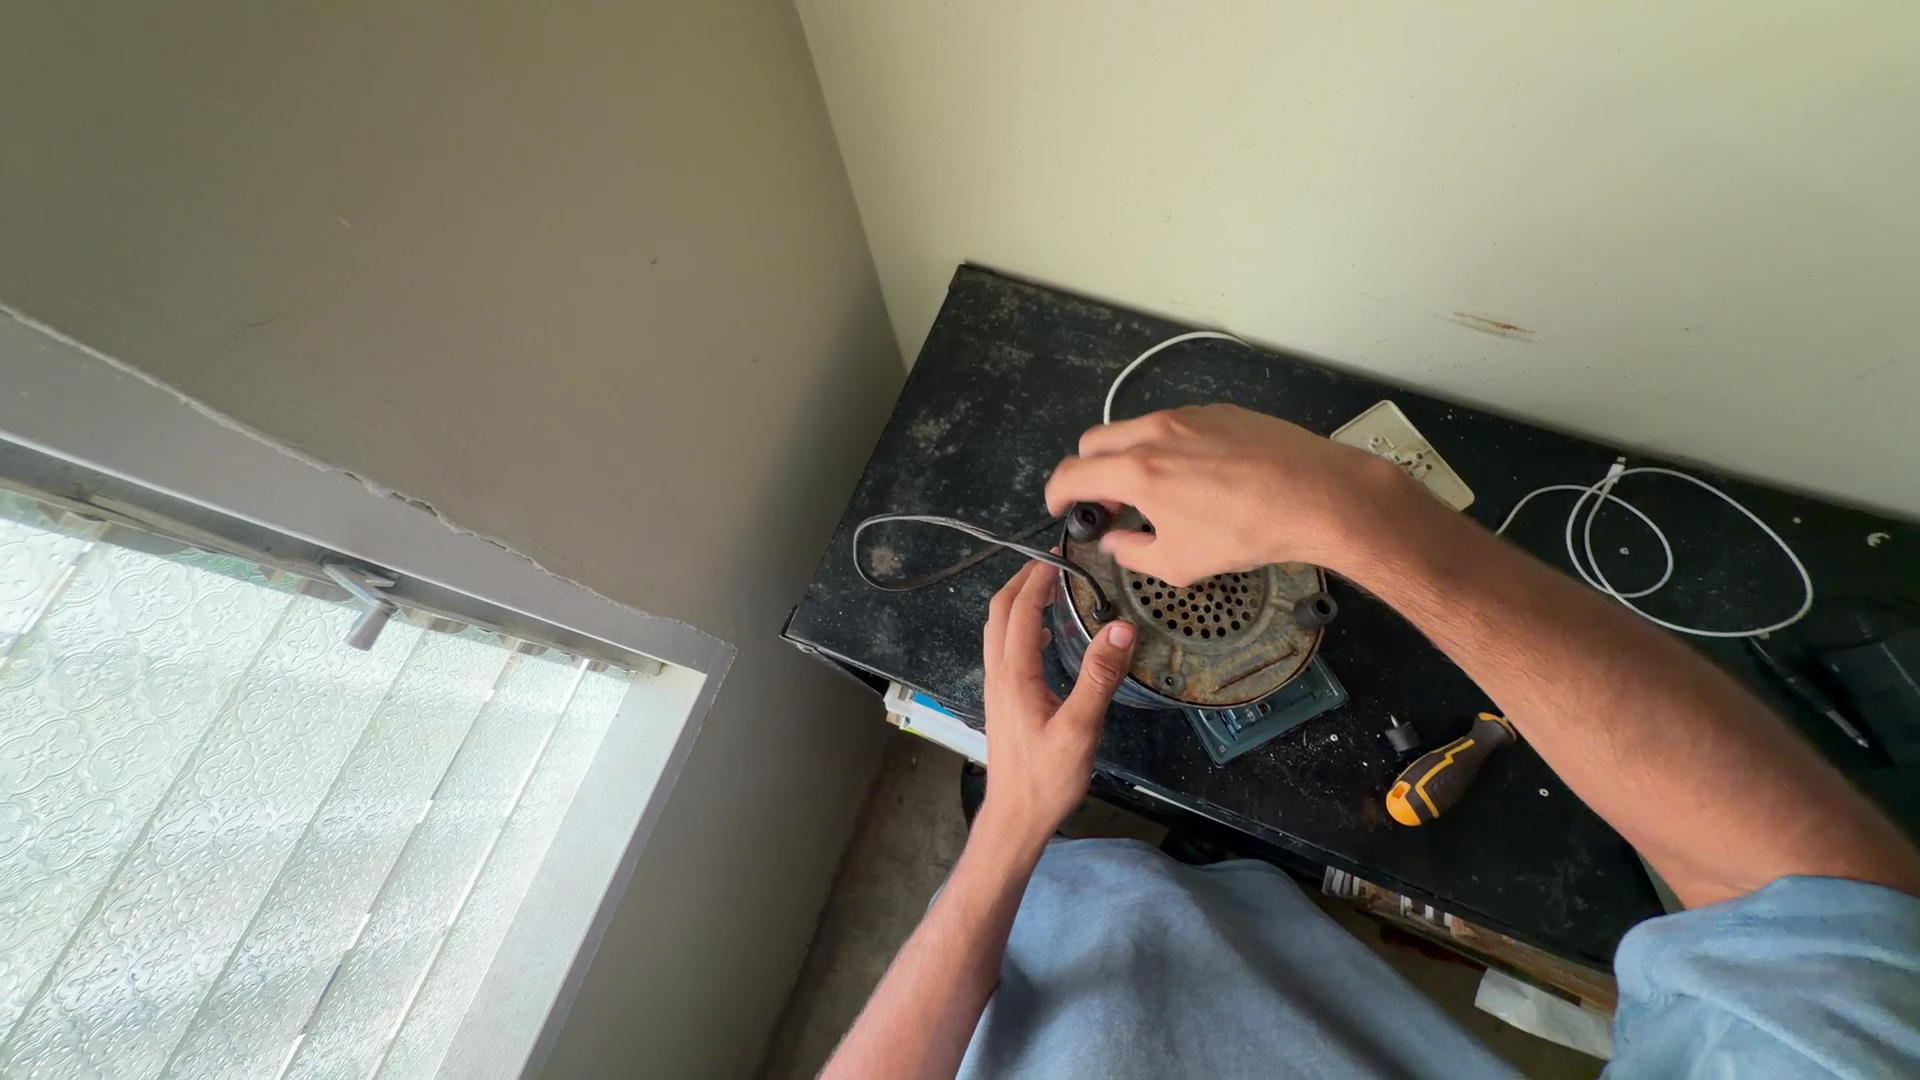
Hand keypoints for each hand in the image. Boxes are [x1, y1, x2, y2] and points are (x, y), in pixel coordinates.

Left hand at [979, 560, 1136, 847]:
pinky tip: (1045, 636)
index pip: (1020, 609)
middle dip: (1021, 581)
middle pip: (999, 612)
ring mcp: (997, 687)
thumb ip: (1099, 677)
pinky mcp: (1003, 700)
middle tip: (1052, 563)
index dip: (1037, 577)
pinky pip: (1005, 649)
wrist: (1015, 817)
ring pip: (998, 630)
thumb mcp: (1080, 728)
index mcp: (1014, 673)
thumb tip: (1120, 628)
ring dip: (1019, 603)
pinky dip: (1021, 628)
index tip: (1059, 554)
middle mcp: (998, 673)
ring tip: (1050, 589)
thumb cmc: (1046, 777)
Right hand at [1044, 404, 1417, 584]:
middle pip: (1094, 441)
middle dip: (1088, 472)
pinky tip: (1195, 476)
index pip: (1072, 472)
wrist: (1318, 495)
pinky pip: (1172, 424)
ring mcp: (1188, 415)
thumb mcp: (1178, 563)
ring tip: (1154, 492)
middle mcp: (1154, 432)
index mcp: (1137, 470)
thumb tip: (1115, 542)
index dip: (1056, 493)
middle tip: (1108, 503)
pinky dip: (1163, 447)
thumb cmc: (1245, 533)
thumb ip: (1132, 552)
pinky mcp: (1218, 411)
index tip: (1061, 507)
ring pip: (1133, 429)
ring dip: (1126, 458)